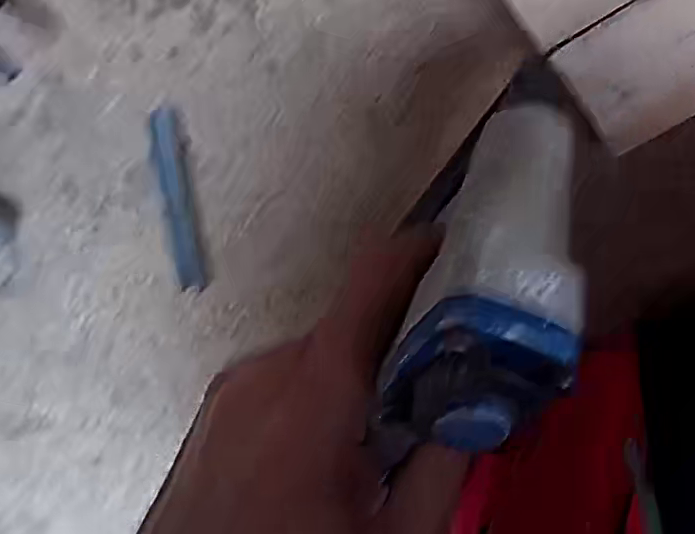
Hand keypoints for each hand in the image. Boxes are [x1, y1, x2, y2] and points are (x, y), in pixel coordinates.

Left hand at [142, 231, 469, 533]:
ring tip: (382, 429)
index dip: (420, 248)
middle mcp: (263, 377)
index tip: (456, 242)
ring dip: (363, 370)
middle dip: (404, 335)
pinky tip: (333, 450)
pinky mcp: (210, 420)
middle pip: (358, 318)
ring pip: (326, 347)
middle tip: (440, 372)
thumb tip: (484, 391)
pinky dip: (322, 391)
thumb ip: (451, 451)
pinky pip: (287, 375)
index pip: (373, 275)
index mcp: (311, 393)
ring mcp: (228, 397)